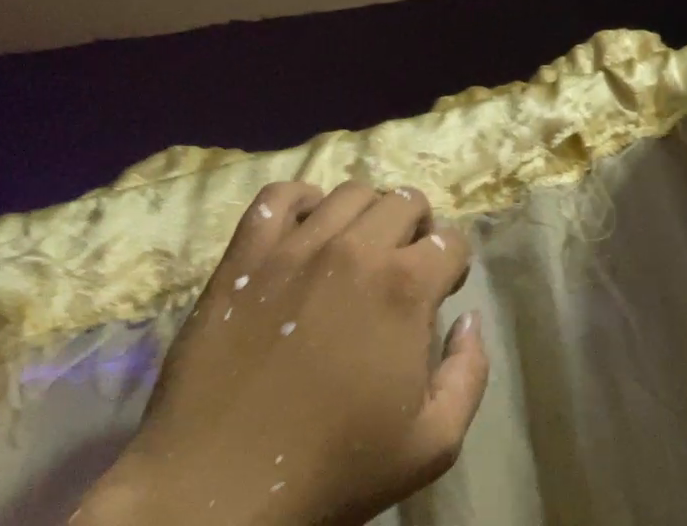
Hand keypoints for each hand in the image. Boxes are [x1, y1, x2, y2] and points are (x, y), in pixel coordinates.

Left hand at [77, 181, 487, 525]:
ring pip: (348, 193)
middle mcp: (355, 251)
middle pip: (404, 201)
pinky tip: (305, 232)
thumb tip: (467, 320)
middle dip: (417, 228)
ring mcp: (293, 249)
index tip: (440, 295)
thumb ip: (470, 371)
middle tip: (403, 268)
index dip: (453, 266)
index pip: (451, 241)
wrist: (217, 493)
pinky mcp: (242, 260)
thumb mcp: (434, 442)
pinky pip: (277, 198)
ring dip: (367, 213)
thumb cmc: (333, 470)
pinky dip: (300, 201)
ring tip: (358, 249)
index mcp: (406, 288)